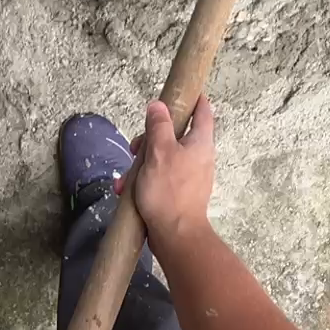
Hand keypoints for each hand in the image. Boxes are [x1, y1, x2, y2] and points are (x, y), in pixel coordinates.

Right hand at [124, 95, 214, 256]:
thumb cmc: (169, 192)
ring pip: (163, 158)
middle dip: (150, 139)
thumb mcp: (159, 151)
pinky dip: (144, 181)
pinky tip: (128, 191)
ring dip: (142, 164)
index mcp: (200, 142)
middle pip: (174, 135)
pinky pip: (160, 178)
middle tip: (136, 148)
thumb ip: (158, 125)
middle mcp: (199, 157)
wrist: (175, 235)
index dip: (191, 98)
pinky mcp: (179, 193)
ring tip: (127, 178)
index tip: (176, 93)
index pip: (202, 110)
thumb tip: (158, 105)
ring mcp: (190, 176)